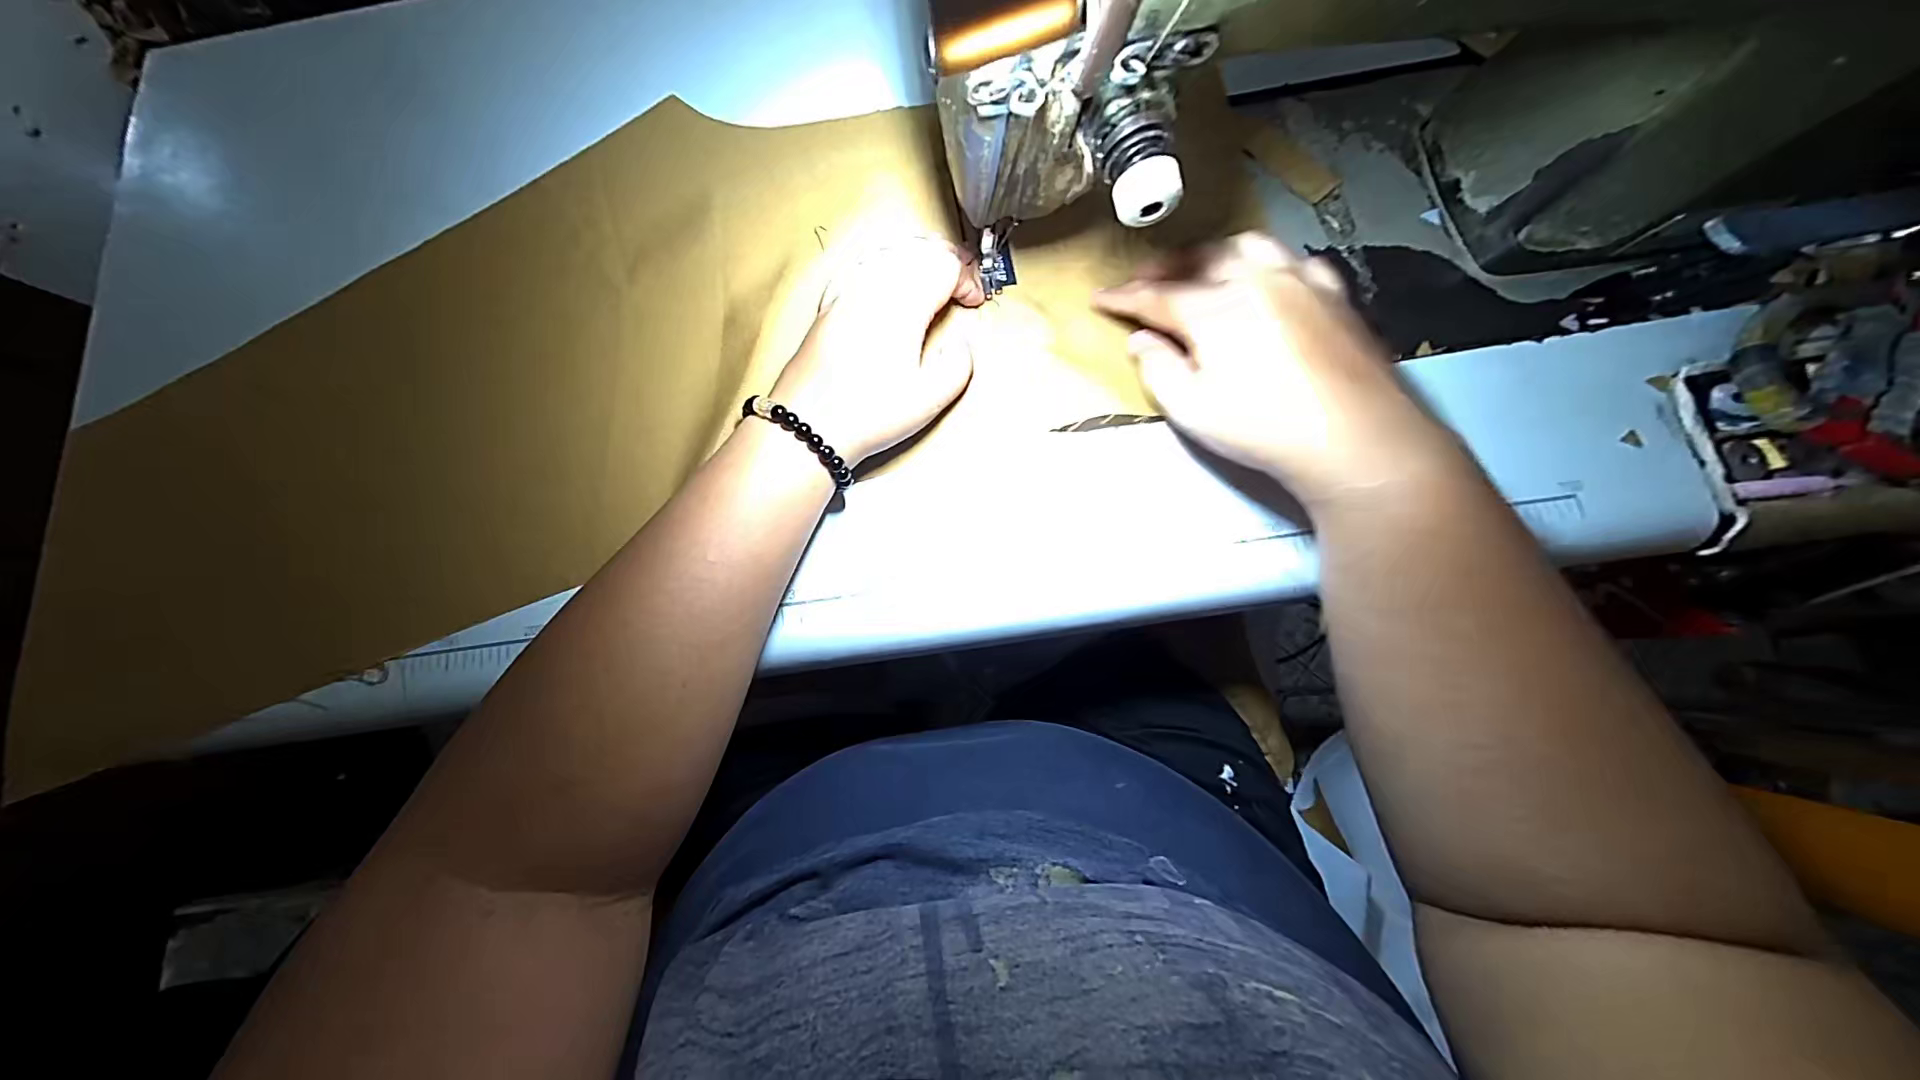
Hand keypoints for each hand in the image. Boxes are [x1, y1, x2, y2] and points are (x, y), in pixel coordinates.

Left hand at [768, 236, 986, 465]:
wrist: (809, 426)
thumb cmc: (863, 415)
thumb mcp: (931, 399)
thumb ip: (959, 365)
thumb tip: (961, 345)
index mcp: (903, 305)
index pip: (945, 265)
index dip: (968, 278)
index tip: (973, 298)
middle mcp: (873, 289)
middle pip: (919, 249)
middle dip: (947, 259)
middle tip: (962, 279)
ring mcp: (847, 293)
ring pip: (889, 250)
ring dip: (918, 254)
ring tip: (932, 271)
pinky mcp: (829, 305)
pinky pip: (861, 264)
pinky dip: (884, 260)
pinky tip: (887, 272)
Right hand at [1093, 231, 1469, 511]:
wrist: (1357, 439)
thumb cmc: (1265, 429)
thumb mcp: (1192, 410)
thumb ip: (1158, 369)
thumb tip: (1141, 340)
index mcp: (1216, 308)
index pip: (1157, 295)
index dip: (1124, 298)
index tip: (1101, 299)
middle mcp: (1257, 279)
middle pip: (1200, 260)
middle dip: (1165, 268)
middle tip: (1143, 281)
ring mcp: (1301, 281)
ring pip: (1246, 246)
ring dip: (1212, 255)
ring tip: (1198, 271)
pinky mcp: (1334, 293)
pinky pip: (1290, 259)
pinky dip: (1262, 263)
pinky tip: (1262, 279)